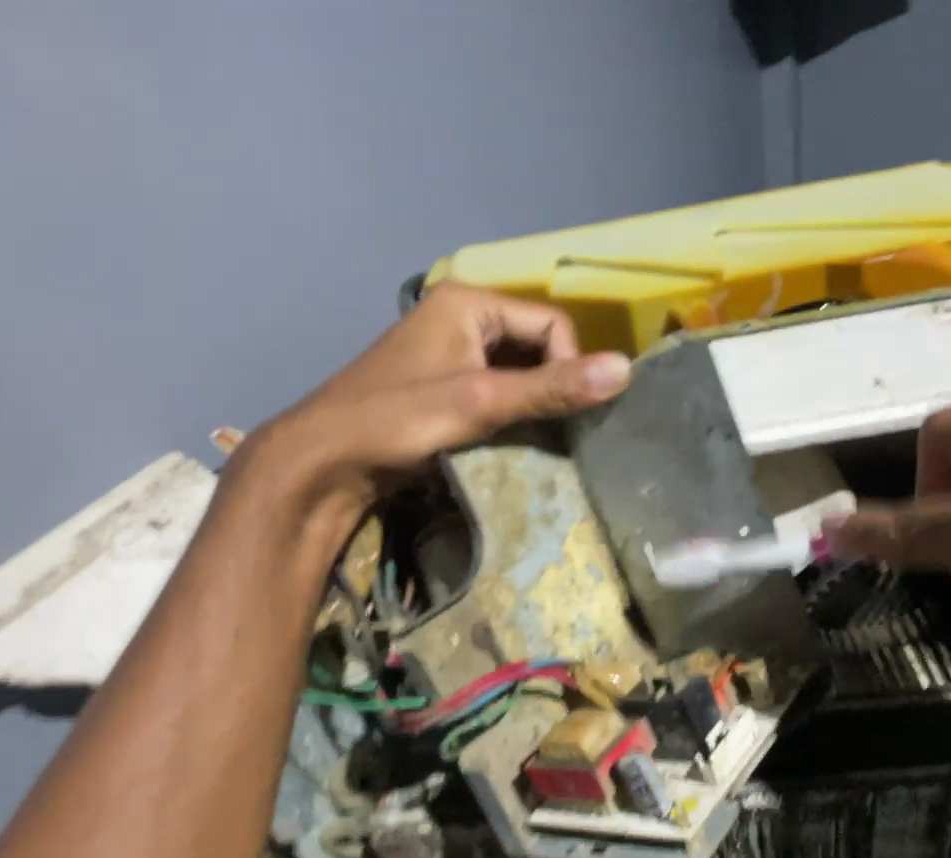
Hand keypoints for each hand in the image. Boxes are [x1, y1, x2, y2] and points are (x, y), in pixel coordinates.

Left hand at [234, 282, 630, 526]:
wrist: (324, 461)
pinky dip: (513, 413)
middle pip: (538, 346)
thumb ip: (553, 387)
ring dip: (533, 403)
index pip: (552, 325)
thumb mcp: (481, 401)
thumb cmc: (398, 420)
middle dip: (550, 385)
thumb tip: (626, 371)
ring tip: (534, 436)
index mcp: (468, 303)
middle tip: (552, 428)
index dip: (568, 366)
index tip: (559, 411)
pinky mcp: (446, 386)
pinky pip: (499, 390)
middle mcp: (462, 318)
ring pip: (520, 372)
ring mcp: (451, 353)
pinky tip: (512, 439)